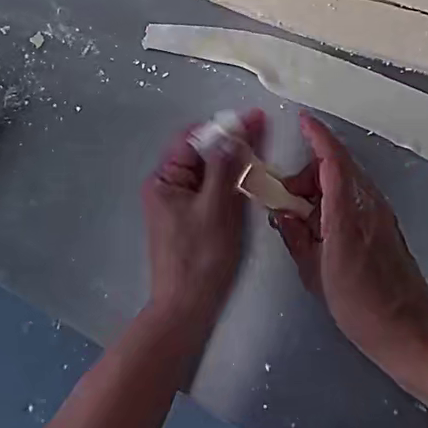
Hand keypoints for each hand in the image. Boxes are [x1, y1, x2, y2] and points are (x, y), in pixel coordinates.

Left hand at [141, 109, 257, 330]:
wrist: (186, 309)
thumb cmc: (200, 258)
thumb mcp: (216, 208)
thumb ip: (225, 167)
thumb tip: (234, 133)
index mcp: (165, 179)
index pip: (194, 139)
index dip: (224, 127)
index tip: (254, 118)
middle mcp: (167, 186)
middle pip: (202, 151)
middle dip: (231, 139)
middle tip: (263, 128)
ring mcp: (178, 202)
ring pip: (208, 169)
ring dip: (233, 157)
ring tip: (261, 146)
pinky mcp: (190, 216)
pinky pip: (211, 187)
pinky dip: (229, 178)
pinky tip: (249, 174)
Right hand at [273, 113, 427, 367]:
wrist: (409, 327)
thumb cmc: (362, 306)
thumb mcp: (315, 274)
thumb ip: (296, 237)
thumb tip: (281, 214)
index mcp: (346, 214)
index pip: (332, 161)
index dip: (317, 136)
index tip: (302, 120)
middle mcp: (367, 203)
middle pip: (336, 165)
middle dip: (307, 171)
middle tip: (286, 197)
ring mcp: (379, 209)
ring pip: (346, 177)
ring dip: (320, 184)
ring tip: (302, 216)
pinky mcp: (384, 219)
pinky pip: (354, 192)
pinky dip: (334, 194)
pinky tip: (322, 222)